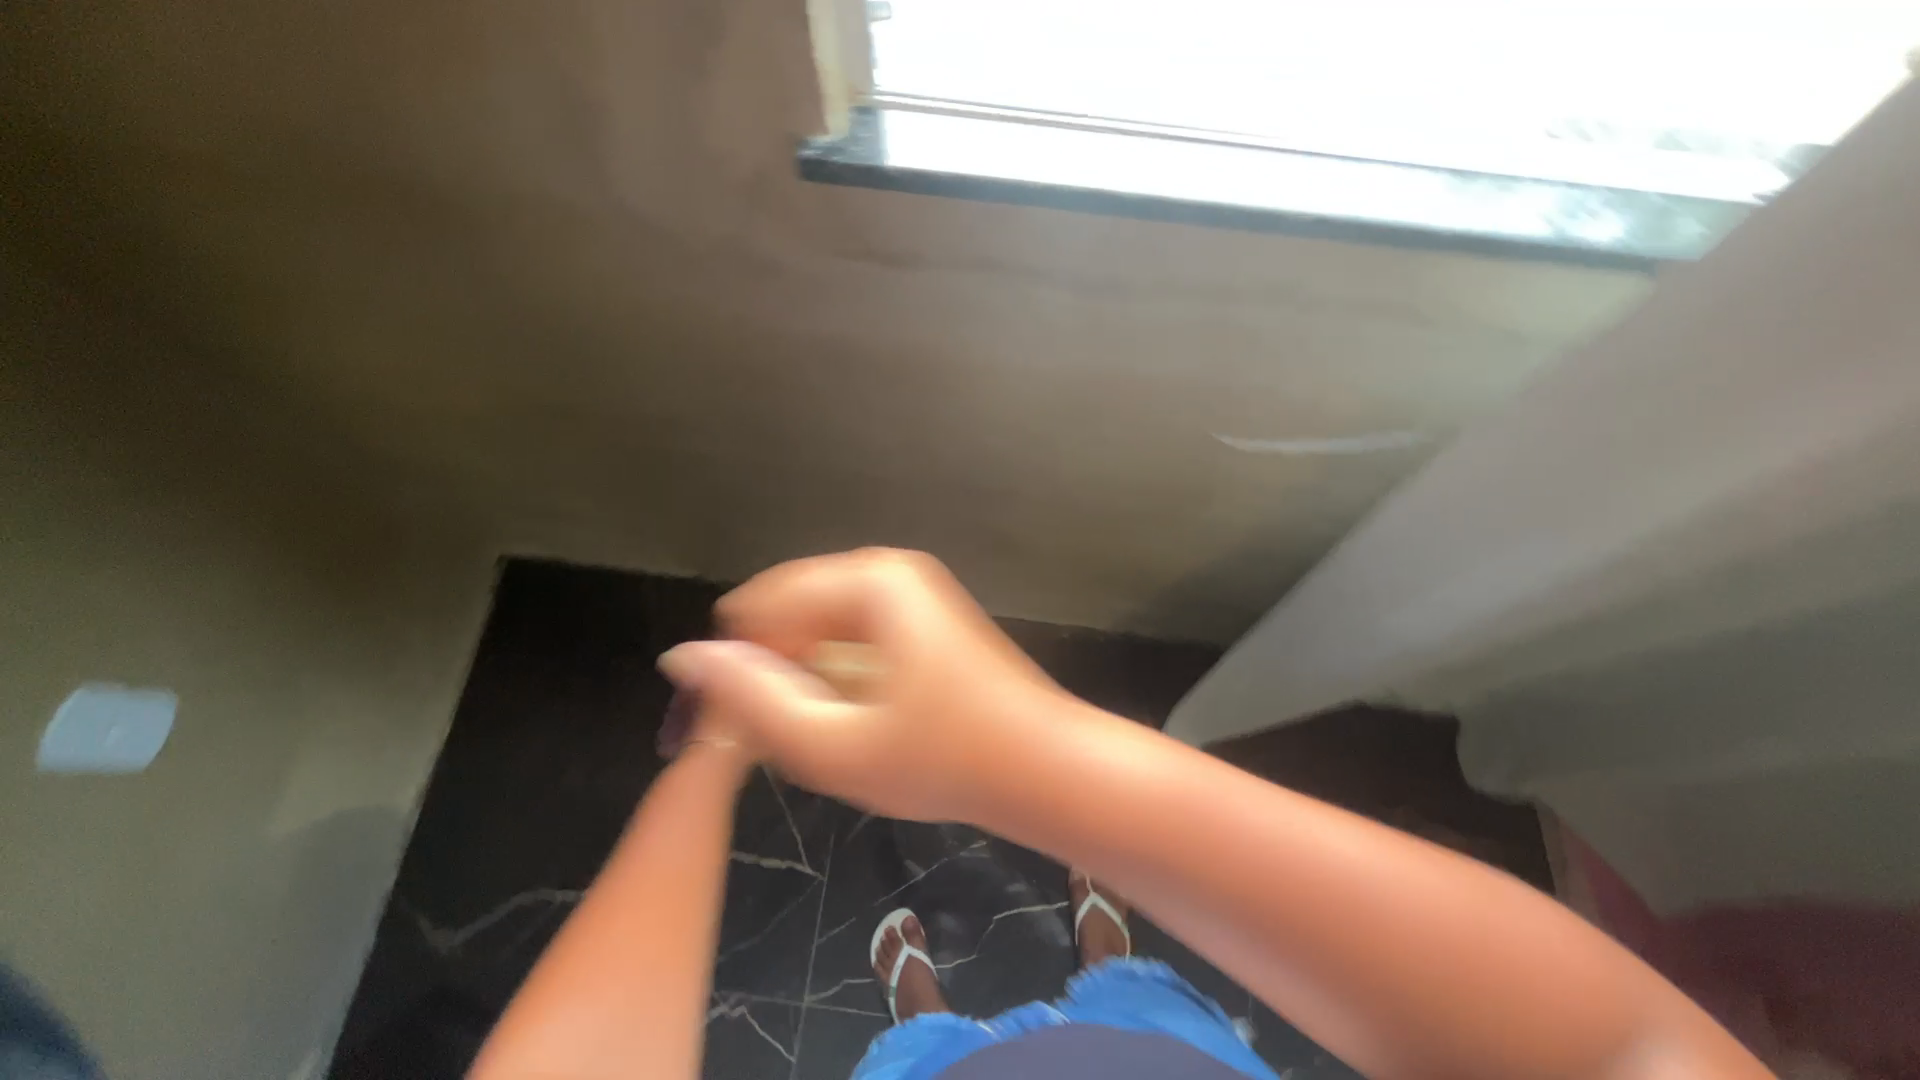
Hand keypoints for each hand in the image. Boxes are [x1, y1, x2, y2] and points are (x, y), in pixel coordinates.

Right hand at [656, 549, 1065, 820]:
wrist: (1045, 771)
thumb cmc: (943, 761)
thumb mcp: (832, 744)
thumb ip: (751, 698)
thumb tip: (684, 655)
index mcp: (869, 581)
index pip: (760, 604)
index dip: (736, 665)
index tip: (732, 728)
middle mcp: (890, 571)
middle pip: (792, 611)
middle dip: (775, 672)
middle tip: (780, 743)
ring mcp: (915, 594)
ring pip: (822, 628)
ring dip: (807, 680)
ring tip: (821, 739)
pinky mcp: (928, 621)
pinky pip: (856, 638)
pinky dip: (840, 678)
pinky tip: (854, 726)